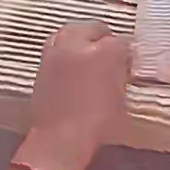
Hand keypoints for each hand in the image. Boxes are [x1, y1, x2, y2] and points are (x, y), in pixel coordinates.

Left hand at [22, 22, 131, 169]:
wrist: (59, 140)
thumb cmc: (97, 122)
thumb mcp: (120, 95)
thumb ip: (121, 72)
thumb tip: (122, 63)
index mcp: (106, 50)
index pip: (122, 41)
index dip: (126, 53)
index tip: (126, 63)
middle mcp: (80, 42)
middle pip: (96, 29)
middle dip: (103, 39)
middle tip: (108, 56)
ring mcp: (58, 49)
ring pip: (74, 32)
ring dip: (83, 39)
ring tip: (87, 55)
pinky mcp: (43, 60)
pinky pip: (59, 44)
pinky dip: (66, 48)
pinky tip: (71, 63)